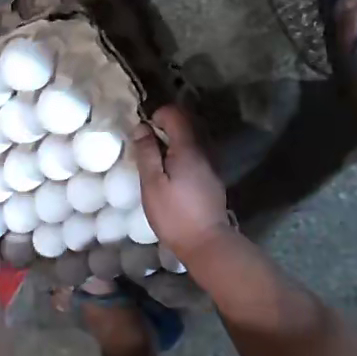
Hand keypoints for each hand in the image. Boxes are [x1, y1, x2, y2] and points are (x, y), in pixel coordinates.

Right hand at [130, 105, 231, 262]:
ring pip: (195, 137)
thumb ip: (147, 153)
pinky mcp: (213, 176)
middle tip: (148, 140)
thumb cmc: (174, 214)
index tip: (144, 130)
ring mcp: (213, 162)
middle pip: (188, 122)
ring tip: (158, 155)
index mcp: (189, 147)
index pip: (176, 114)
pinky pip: (199, 151)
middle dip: (168, 124)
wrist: (207, 241)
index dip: (158, 115)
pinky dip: (185, 151)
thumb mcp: (152, 184)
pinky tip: (173, 169)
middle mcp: (205, 149)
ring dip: (176, 138)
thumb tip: (142, 127)